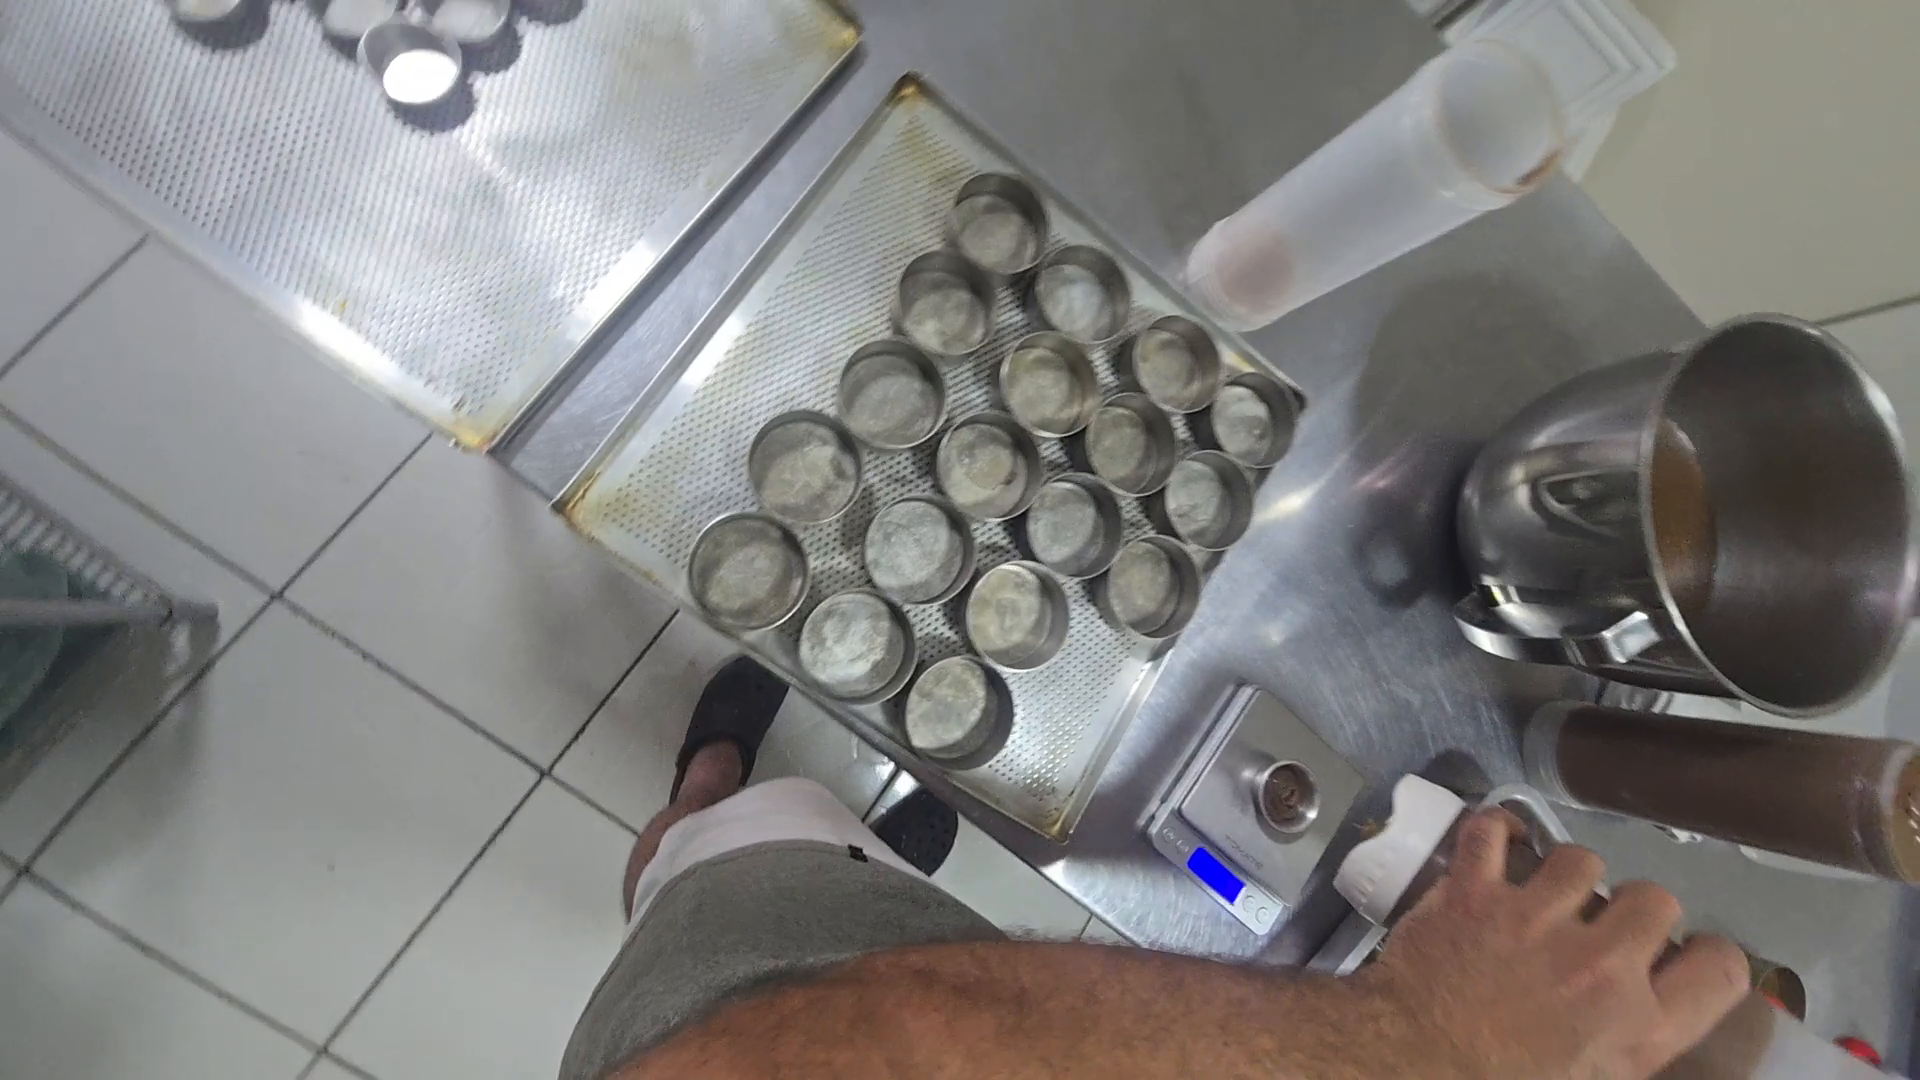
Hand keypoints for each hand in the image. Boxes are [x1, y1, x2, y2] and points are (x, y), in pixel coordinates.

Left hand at [1353, 808, 1749, 1079]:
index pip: (1720, 968)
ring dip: (1570, 870)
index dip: (1708, 953)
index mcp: (1643, 1024)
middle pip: (1653, 899)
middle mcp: (1599, 963)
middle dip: (1636, 906)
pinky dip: (1498, 826)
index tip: (1682, 950)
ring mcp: (1531, 917)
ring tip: (1552, 886)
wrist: (1418, 1055)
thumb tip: (1648, 1009)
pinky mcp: (1471, 889)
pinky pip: (1489, 831)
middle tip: (1605, 920)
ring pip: (1579, 859)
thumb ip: (1637, 1039)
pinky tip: (1506, 837)